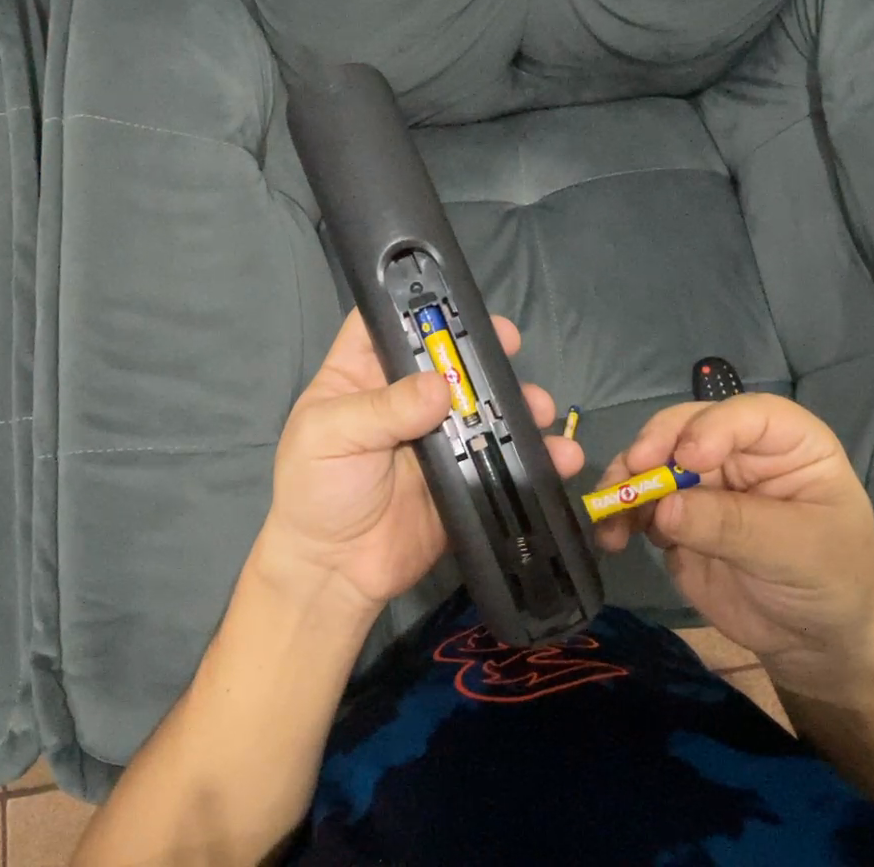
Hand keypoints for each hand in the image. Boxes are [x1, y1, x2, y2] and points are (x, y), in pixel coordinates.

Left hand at [255, 310, 584, 619]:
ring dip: (516, 400)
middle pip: (448, 359)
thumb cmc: (315, 492)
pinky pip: (503, 456)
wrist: (334, 573)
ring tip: (540, 408)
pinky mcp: (465, 475)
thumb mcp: (331, 438)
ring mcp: (438, 437)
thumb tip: (442, 385)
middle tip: (512, 344)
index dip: (419, 305)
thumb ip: (384, 409)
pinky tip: (557, 454)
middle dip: (482, 349)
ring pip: (483, 404)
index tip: (457, 301)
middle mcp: (403, 398)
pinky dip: (534, 454)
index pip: (389, 323)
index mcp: (361, 376)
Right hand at [593, 394, 873, 705]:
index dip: (712, 427)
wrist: (812, 640)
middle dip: (653, 447)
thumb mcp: (793, 551)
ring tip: (611, 515)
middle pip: (685, 428)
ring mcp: (701, 484)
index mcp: (786, 445)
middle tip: (633, 472)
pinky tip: (613, 538)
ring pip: (651, 461)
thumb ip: (730, 525)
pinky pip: (638, 504)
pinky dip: (618, 515)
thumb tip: (663, 508)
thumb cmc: (829, 582)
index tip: (687, 460)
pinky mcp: (674, 516)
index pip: (747, 415)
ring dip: (625, 483)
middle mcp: (738, 452)